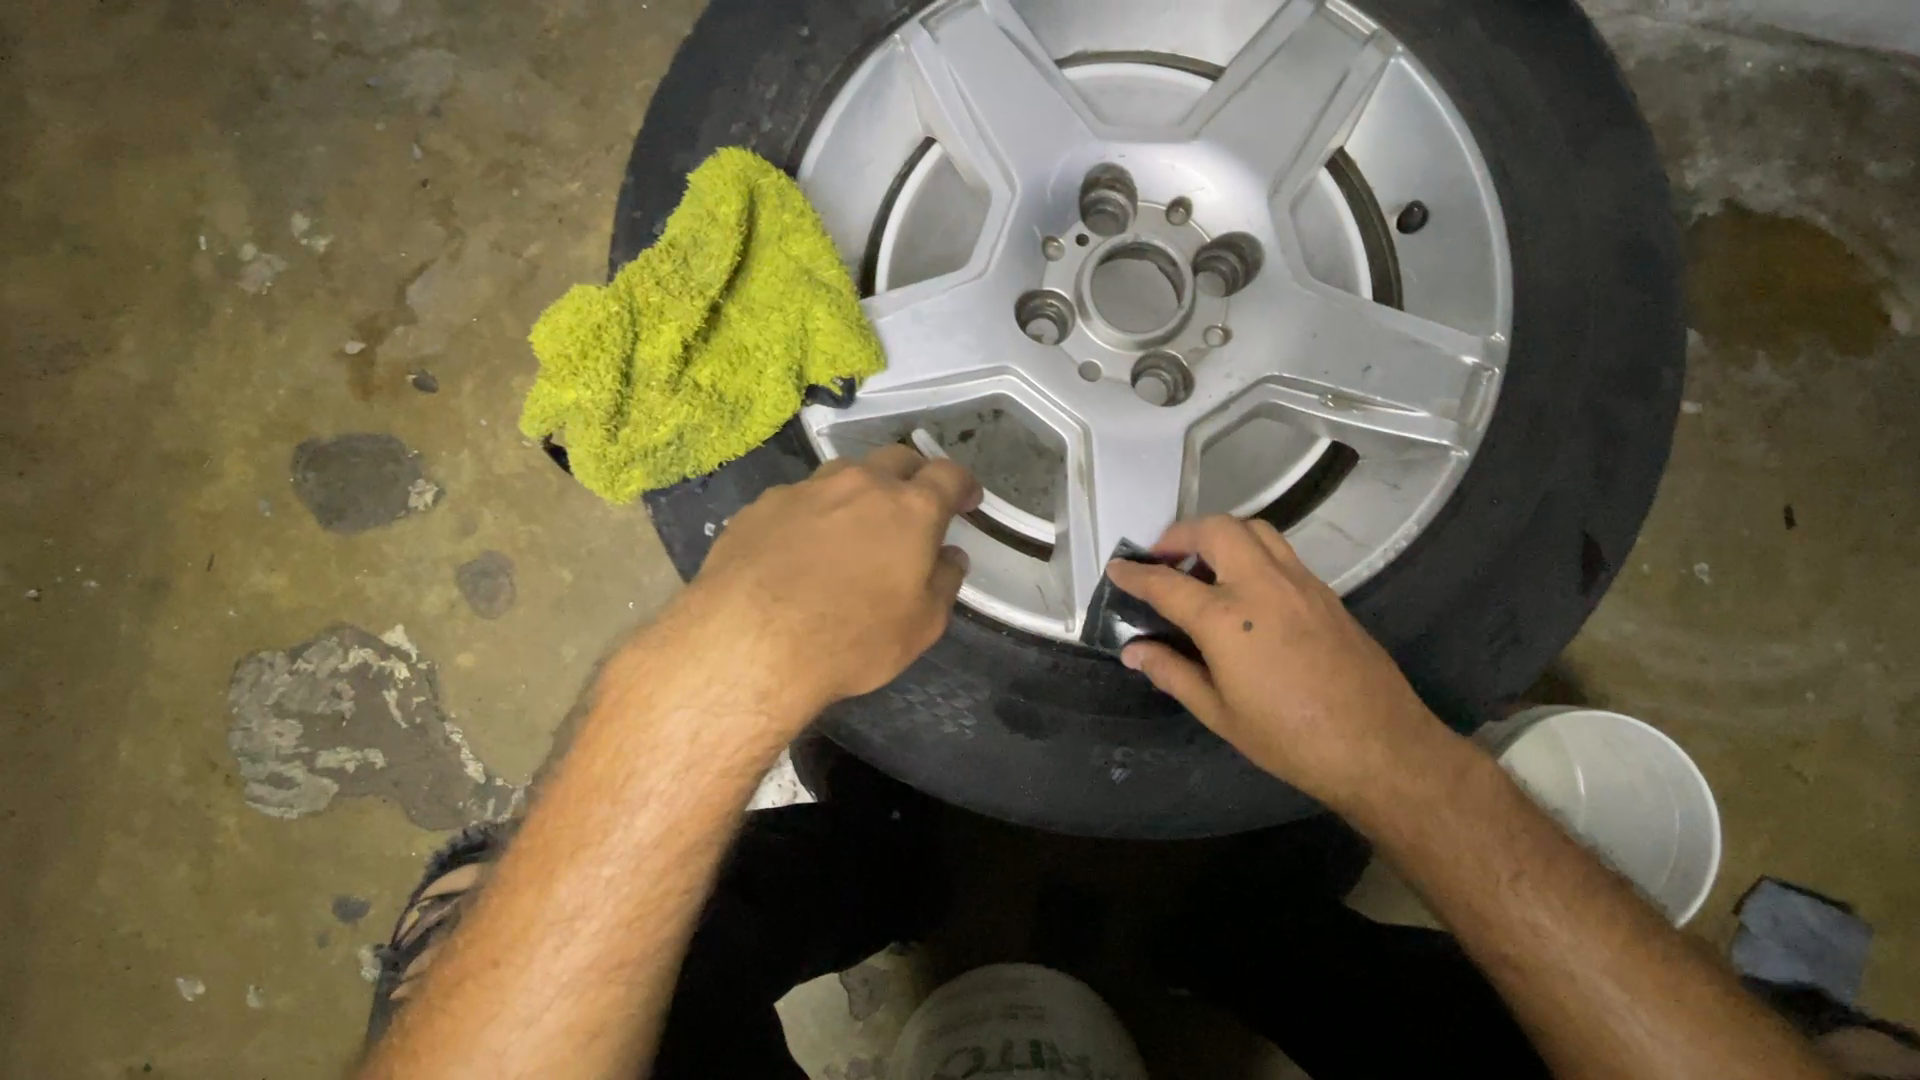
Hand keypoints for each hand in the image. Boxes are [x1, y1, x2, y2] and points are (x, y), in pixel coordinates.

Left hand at [666, 445, 981, 719]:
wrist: (751, 641)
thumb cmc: (852, 639)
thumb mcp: (921, 626)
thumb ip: (944, 583)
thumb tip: (951, 556)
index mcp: (910, 508)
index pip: (949, 475)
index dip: (963, 485)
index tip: (967, 500)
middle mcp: (860, 484)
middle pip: (896, 459)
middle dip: (913, 476)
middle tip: (915, 506)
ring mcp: (806, 490)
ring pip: (844, 474)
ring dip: (860, 492)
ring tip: (854, 528)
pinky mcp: (762, 506)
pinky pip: (799, 499)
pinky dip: (813, 515)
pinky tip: (800, 550)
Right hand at [1105, 516, 1446, 811]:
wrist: (1379, 746)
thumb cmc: (1290, 738)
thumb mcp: (1219, 714)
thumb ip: (1172, 673)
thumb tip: (1134, 651)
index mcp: (1226, 619)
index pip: (1166, 583)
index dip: (1134, 574)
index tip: (1116, 569)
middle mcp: (1261, 586)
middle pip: (1215, 530)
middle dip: (1180, 534)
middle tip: (1163, 558)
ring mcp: (1299, 584)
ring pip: (1254, 530)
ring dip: (1219, 534)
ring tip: (1203, 564)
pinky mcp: (1324, 592)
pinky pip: (1280, 552)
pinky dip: (1251, 551)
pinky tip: (1244, 587)